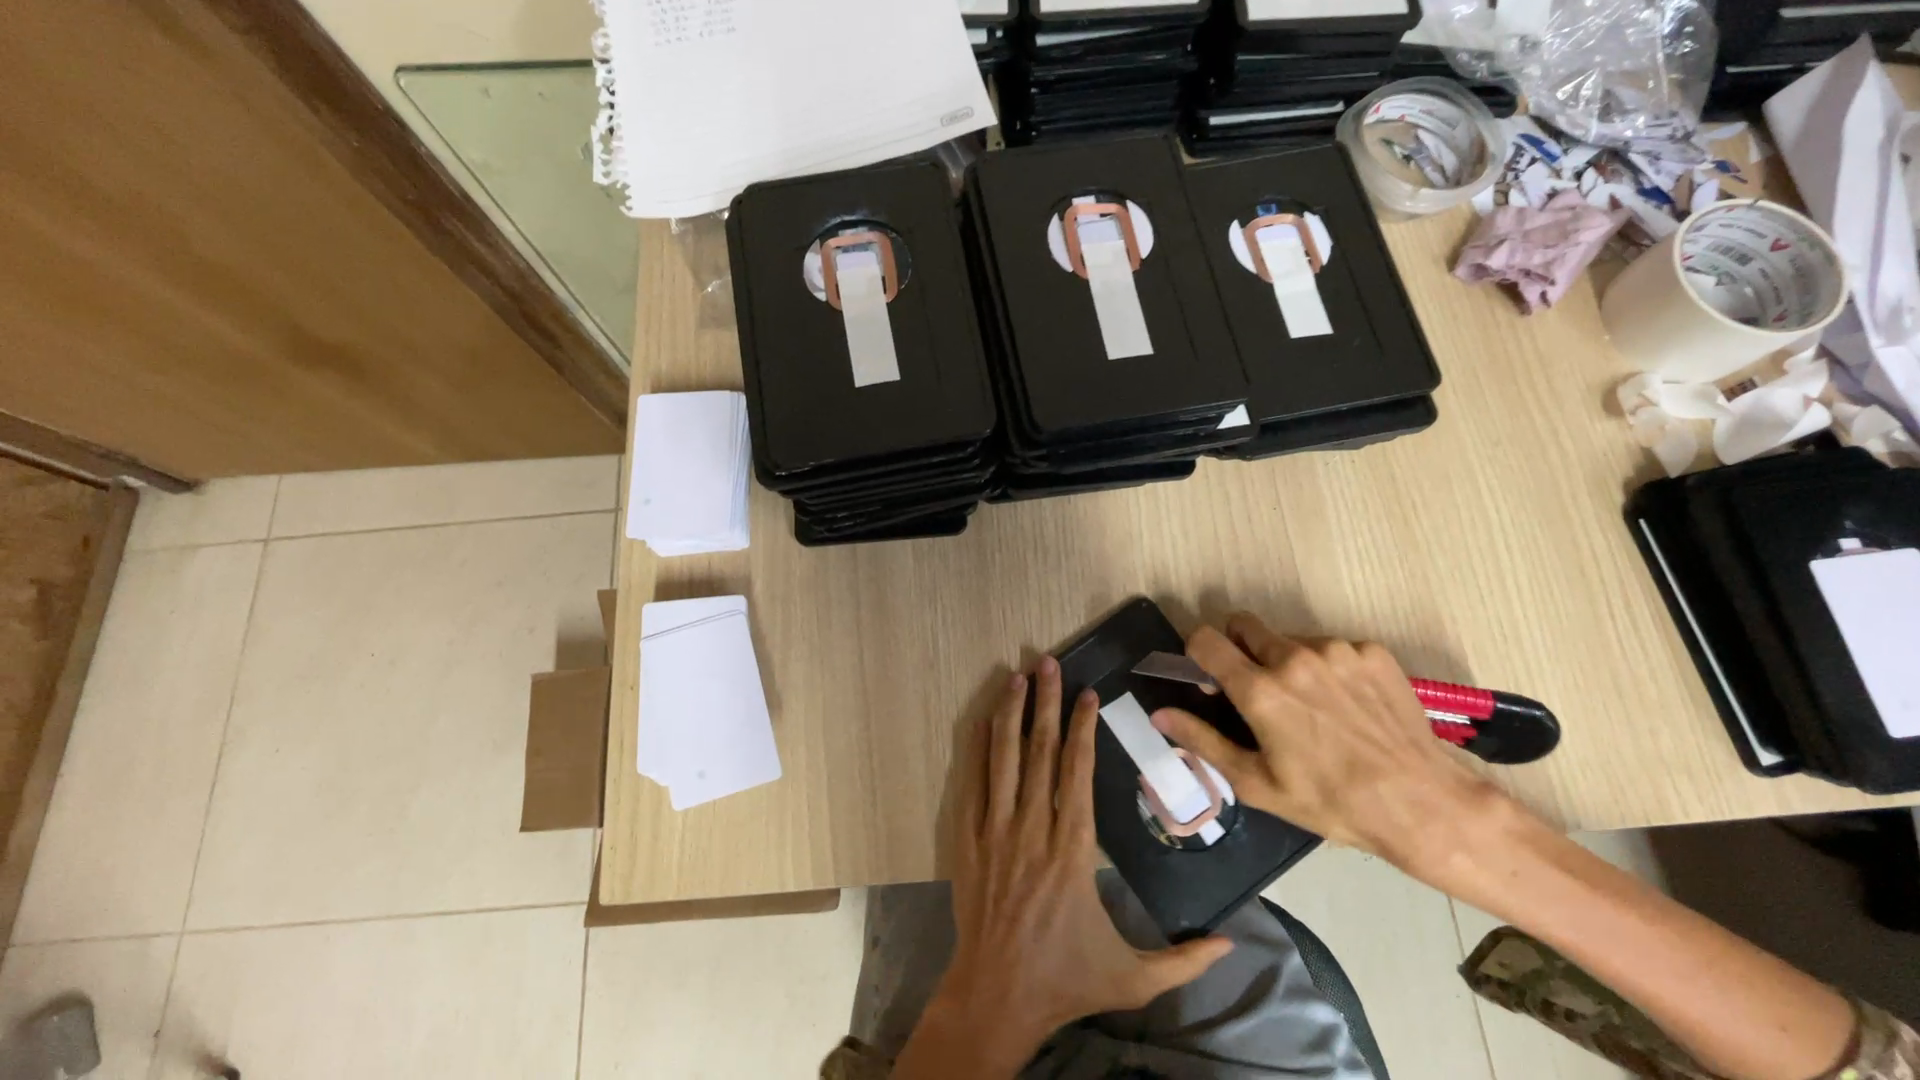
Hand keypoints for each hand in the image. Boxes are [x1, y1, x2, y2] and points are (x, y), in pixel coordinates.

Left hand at [894, 657, 1233, 1077]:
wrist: (995, 998)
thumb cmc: (1065, 981)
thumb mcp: (1134, 978)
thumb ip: (1185, 960)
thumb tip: (1235, 942)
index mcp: (1072, 853)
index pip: (1077, 775)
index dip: (1082, 730)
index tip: (1088, 694)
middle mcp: (1032, 833)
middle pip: (1039, 754)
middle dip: (1046, 705)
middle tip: (1049, 663)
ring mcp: (994, 835)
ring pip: (1004, 761)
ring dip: (1011, 716)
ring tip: (1017, 677)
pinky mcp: (967, 844)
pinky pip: (972, 786)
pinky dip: (978, 750)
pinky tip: (984, 722)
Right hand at [1149, 613, 1507, 877]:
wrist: (1421, 802)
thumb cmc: (1330, 802)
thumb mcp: (1256, 783)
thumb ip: (1202, 741)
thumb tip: (1160, 714)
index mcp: (1260, 690)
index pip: (1206, 640)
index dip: (1196, 651)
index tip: (1205, 674)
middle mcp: (1295, 657)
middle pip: (1245, 626)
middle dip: (1238, 649)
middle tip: (1254, 689)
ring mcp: (1338, 651)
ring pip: (1290, 640)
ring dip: (1285, 662)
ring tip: (1310, 707)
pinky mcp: (1372, 652)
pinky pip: (1332, 649)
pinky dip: (1327, 669)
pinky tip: (1345, 706)